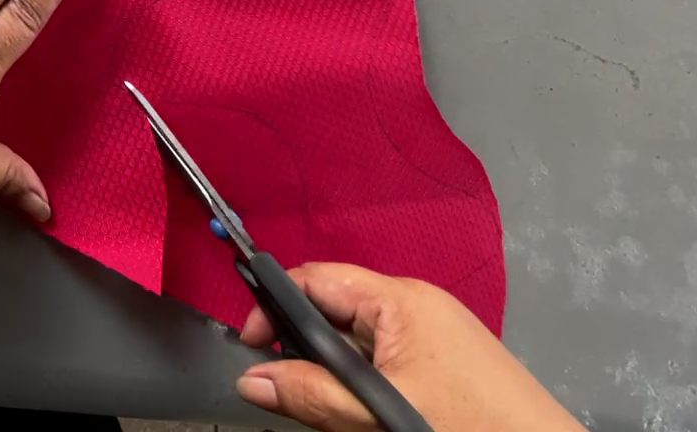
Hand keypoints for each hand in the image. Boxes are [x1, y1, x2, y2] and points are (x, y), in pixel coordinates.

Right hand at [237, 264, 582, 431]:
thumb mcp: (383, 418)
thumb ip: (312, 397)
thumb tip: (248, 380)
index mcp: (399, 299)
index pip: (314, 279)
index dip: (273, 306)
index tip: (250, 347)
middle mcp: (415, 303)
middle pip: (334, 310)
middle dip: (308, 351)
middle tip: (296, 395)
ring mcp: (435, 332)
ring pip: (358, 341)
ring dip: (338, 375)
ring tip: (343, 417)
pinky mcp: (448, 362)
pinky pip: (386, 360)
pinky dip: (367, 386)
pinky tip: (371, 418)